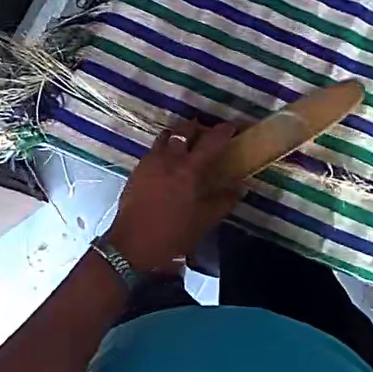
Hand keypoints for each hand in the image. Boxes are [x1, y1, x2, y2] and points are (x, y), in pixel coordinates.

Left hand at [102, 118, 243, 273]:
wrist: (132, 244)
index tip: (232, 127)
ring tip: (187, 144)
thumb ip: (224, 201)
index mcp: (189, 169)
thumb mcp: (204, 220)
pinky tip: (168, 162)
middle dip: (198, 127)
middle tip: (207, 134)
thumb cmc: (172, 234)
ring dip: (179, 135)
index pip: (211, 141)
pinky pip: (154, 149)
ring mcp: (149, 162)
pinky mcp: (137, 170)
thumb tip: (240, 187)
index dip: (223, 131)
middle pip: (184, 130)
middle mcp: (169, 159)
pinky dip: (165, 148)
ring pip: (166, 136)